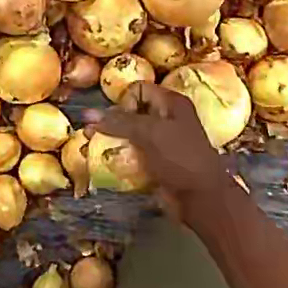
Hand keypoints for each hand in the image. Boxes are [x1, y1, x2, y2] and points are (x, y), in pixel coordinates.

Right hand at [88, 81, 231, 220]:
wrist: (201, 197)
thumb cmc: (179, 158)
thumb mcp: (150, 133)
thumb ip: (119, 122)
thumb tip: (86, 114)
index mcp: (172, 103)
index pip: (139, 89)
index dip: (126, 102)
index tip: (121, 121)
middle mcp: (168, 118)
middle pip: (133, 111)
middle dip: (114, 121)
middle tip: (97, 134)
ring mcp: (163, 140)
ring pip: (131, 133)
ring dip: (115, 140)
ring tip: (97, 147)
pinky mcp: (158, 160)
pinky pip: (135, 151)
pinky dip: (123, 155)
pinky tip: (111, 162)